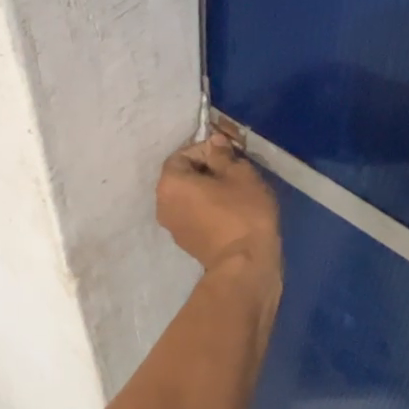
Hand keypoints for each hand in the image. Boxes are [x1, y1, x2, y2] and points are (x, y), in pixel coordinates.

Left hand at [156, 124, 280, 273]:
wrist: (246, 265)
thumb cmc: (242, 213)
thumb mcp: (240, 174)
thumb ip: (223, 155)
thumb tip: (214, 143)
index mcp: (170, 183)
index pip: (182, 154)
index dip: (206, 149)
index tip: (229, 155)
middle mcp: (162, 204)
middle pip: (182, 177)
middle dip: (206, 170)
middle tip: (234, 172)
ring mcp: (172, 227)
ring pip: (188, 198)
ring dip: (207, 191)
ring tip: (235, 192)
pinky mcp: (186, 243)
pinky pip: (194, 216)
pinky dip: (207, 209)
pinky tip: (231, 212)